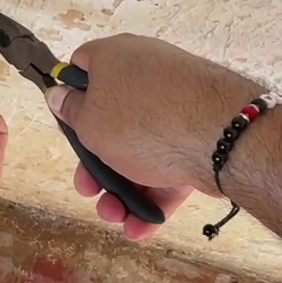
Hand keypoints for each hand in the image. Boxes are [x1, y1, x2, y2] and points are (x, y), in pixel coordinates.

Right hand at [45, 34, 263, 239]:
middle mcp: (146, 73)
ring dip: (123, 188)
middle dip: (97, 163)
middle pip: (110, 119)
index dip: (70, 98)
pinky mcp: (201, 131)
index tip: (69, 127)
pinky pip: (169, 161)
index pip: (83, 68)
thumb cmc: (143, 120)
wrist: (222, 136)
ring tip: (117, 216)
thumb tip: (59, 93)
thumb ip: (71, 111)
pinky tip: (142, 225)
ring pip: (140, 147)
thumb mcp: (89, 122)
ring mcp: (176, 103)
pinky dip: (155, 192)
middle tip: (89, 188)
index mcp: (114, 57)